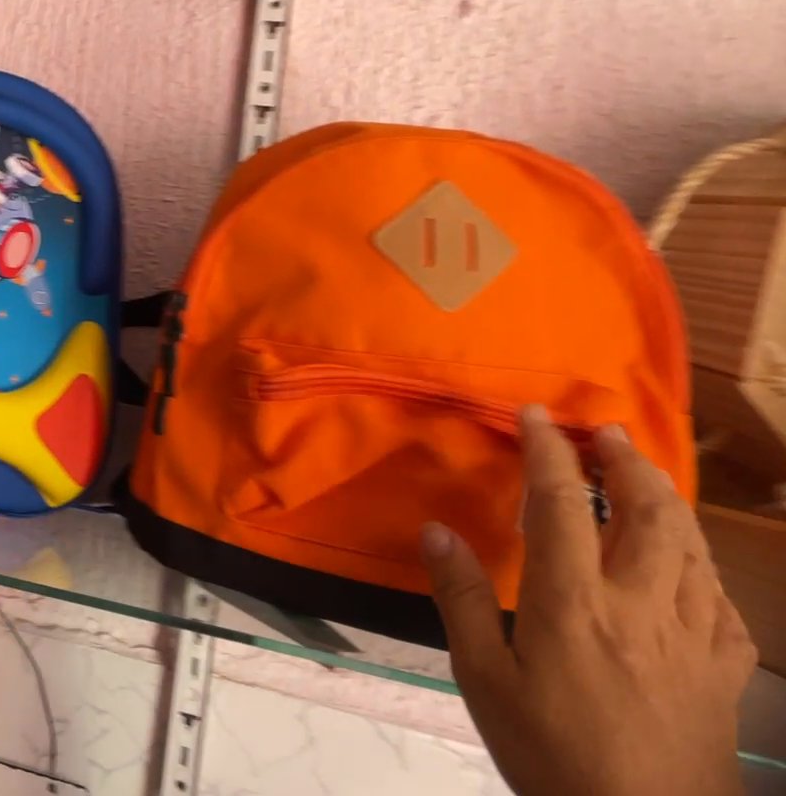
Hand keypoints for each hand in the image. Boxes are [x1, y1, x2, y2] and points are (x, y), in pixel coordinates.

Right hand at [422, 406, 755, 795]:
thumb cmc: (549, 747)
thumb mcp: (482, 677)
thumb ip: (461, 599)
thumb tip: (437, 531)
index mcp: (575, 603)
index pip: (562, 507)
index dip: (548, 454)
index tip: (535, 415)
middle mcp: (643, 606)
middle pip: (649, 515)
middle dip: (628, 464)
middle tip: (605, 432)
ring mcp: (694, 637)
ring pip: (692, 547)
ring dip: (667, 500)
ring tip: (644, 473)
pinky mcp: (724, 669)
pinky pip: (720, 597)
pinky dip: (699, 561)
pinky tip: (684, 562)